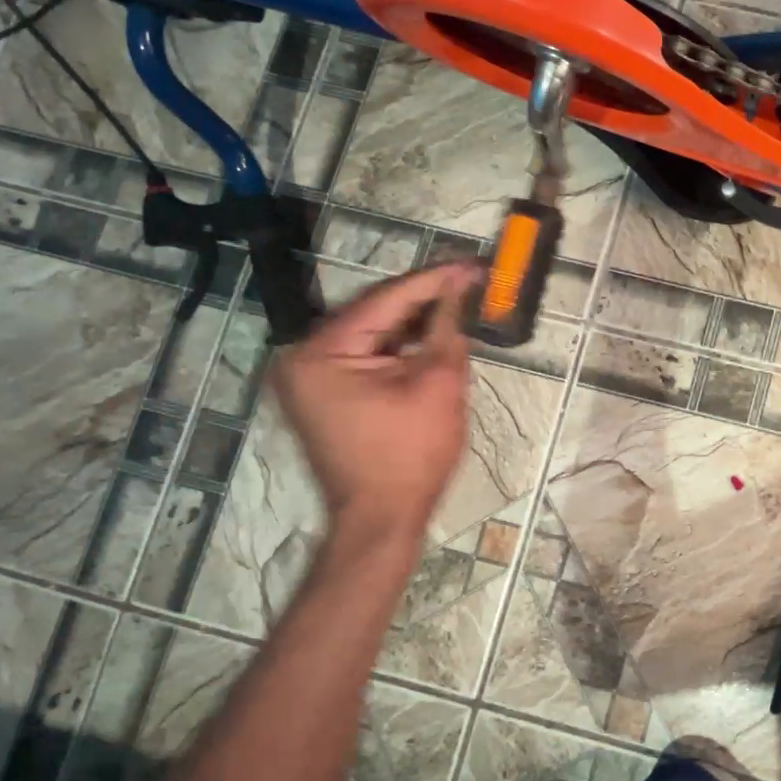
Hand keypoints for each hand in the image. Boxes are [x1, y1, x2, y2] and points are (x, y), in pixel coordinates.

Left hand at [270, 263, 481, 539]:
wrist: (384, 517)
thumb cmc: (411, 451)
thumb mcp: (438, 380)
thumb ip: (448, 325)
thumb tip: (464, 284)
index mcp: (320, 352)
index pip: (386, 299)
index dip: (436, 279)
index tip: (476, 263)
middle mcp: (304, 357)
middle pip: (376, 311)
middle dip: (427, 294)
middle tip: (473, 276)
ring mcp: (312, 377)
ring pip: (375, 330)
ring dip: (418, 316)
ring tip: (463, 296)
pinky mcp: (328, 392)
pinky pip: (370, 352)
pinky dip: (404, 341)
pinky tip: (438, 328)